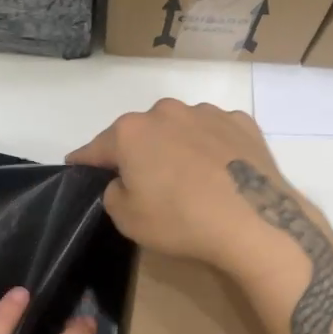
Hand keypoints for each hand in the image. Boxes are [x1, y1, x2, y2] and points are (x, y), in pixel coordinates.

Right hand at [67, 99, 320, 275]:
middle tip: (144, 182)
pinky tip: (219, 173)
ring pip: (179, 128)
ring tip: (188, 178)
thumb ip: (113, 193)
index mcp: (131, 132)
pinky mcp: (242, 122)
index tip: (77, 167)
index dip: (85, 161)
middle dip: (137, 152)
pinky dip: (211, 148)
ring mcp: (207, 113)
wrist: (254, 221)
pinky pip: (215, 134)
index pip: (96, 147)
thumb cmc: (181, 221)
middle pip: (140, 133)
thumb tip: (125, 181)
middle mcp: (166, 112)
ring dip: (176, 146)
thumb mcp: (127, 220)